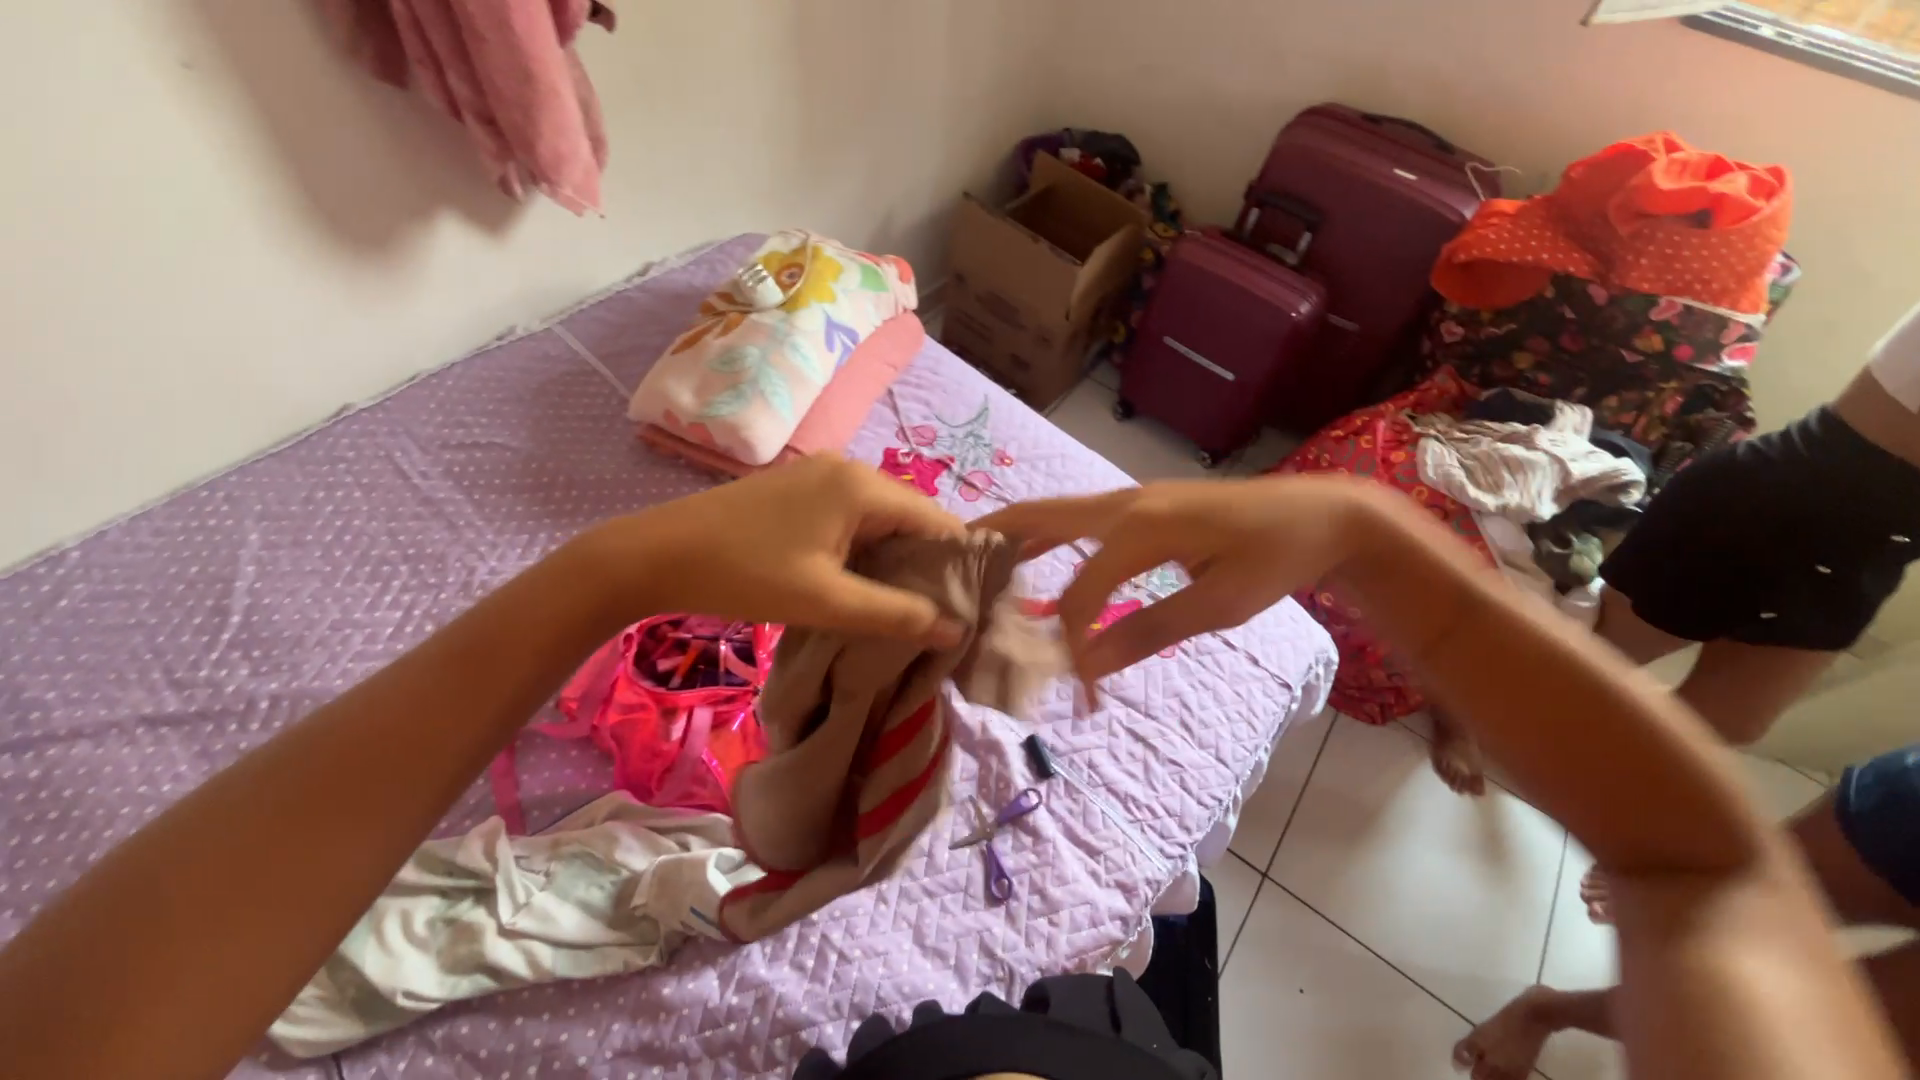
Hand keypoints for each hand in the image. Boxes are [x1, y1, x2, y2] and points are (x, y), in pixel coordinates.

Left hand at [580, 455, 966, 644]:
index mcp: (863, 487)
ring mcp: (822, 476)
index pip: (939, 522)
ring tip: (897, 609)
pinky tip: (857, 585)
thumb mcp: (824, 601)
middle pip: (912, 519)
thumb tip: (953, 628)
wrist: (656, 555)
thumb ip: (894, 614)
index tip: (963, 611)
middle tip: (931, 618)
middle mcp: (850, 469)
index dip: (957, 567)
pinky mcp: (800, 490)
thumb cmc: (744, 574)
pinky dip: (864, 551)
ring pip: (882, 521)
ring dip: (893, 562)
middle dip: (925, 567)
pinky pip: (853, 519)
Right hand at [975, 476, 1372, 686]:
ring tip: (974, 562)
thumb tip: (1088, 664)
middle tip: (948, 567)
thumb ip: (1148, 629)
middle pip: (1040, 517)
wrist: (1320, 515)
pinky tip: (1030, 558)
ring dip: (1013, 536)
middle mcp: (1125, 504)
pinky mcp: (1142, 507)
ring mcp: (1131, 499)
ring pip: (1053, 512)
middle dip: (994, 541)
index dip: (1069, 642)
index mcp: (1143, 528)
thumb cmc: (1275, 560)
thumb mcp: (1218, 605)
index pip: (1081, 591)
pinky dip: (1045, 536)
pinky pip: (1077, 519)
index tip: (1075, 687)